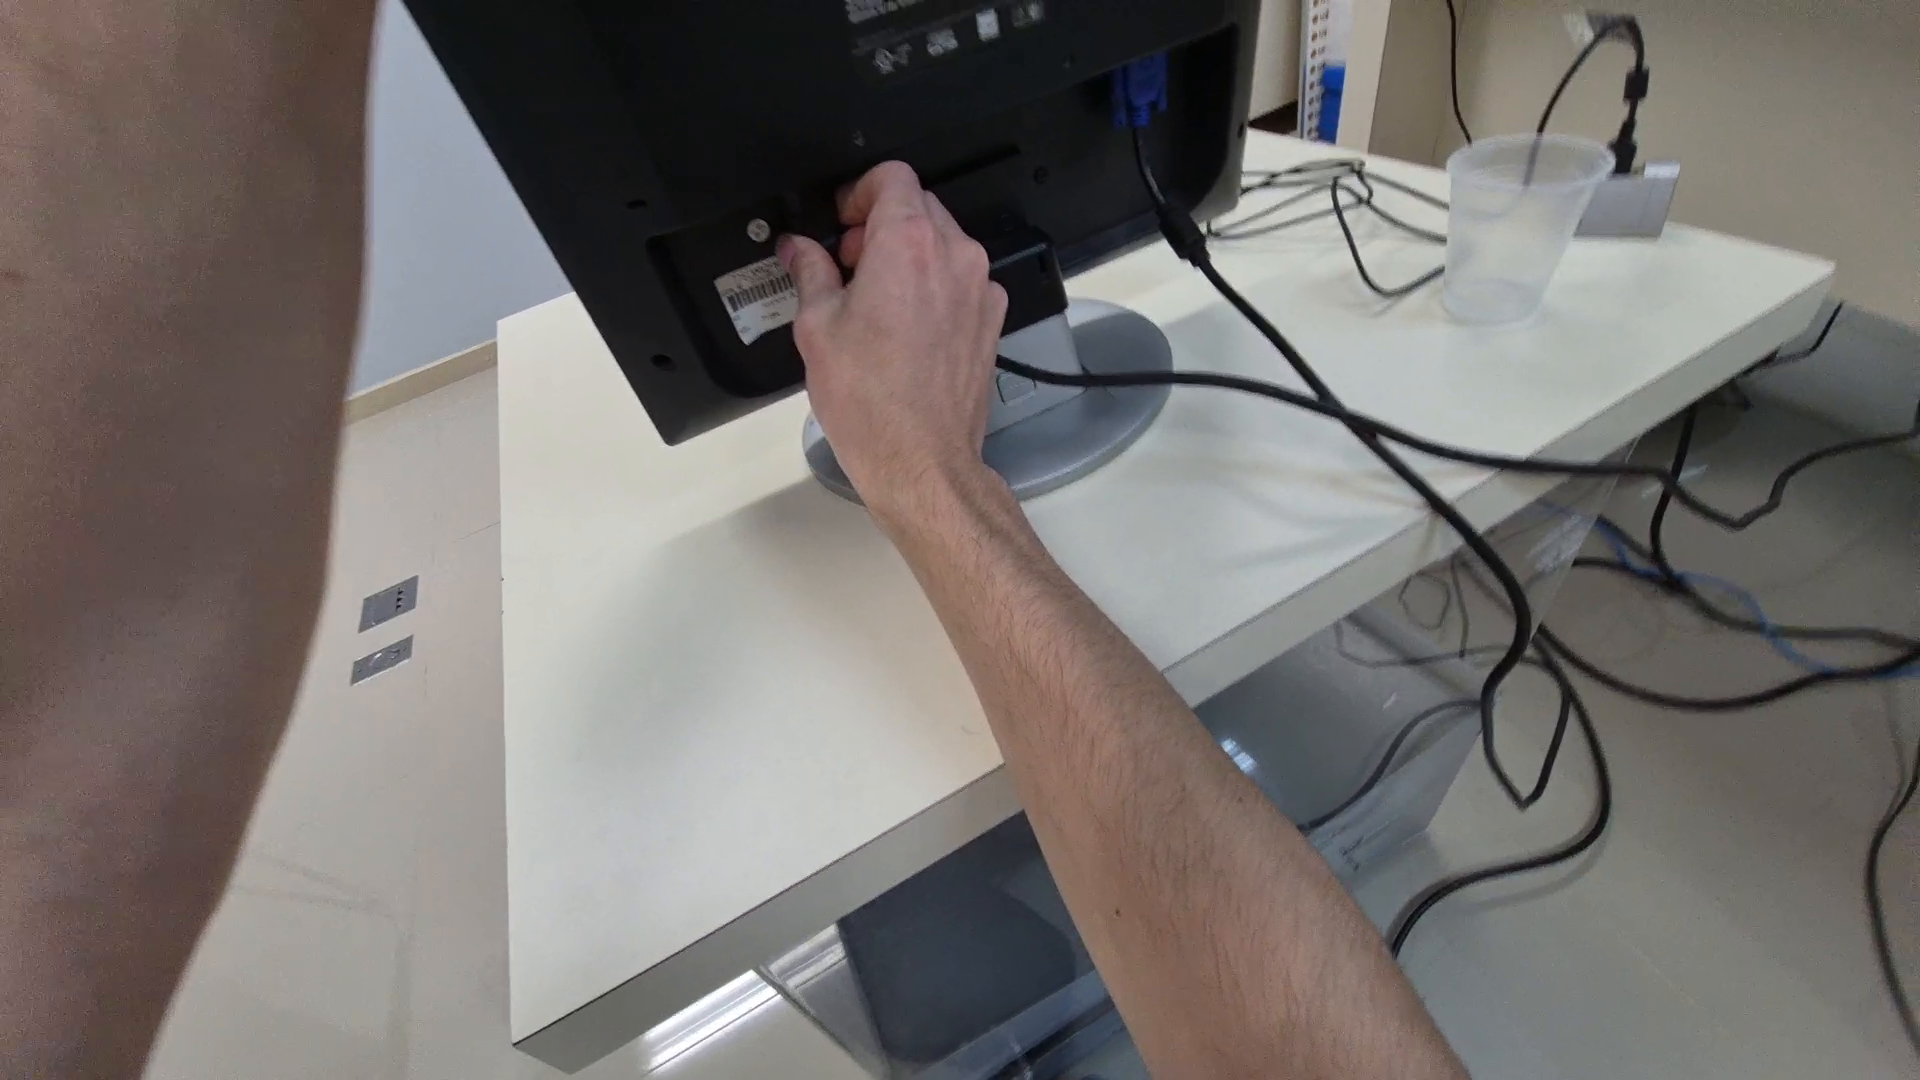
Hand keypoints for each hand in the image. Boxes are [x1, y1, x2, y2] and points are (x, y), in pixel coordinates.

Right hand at [778, 162, 1008, 521]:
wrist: (922, 462)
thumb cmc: (874, 407)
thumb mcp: (818, 330)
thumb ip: (810, 273)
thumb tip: (801, 251)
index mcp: (909, 246)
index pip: (892, 176)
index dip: (859, 191)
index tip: (842, 220)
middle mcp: (955, 260)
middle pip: (919, 208)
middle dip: (879, 225)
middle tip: (848, 264)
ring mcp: (980, 293)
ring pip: (944, 246)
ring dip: (908, 257)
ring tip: (874, 301)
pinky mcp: (991, 324)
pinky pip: (962, 284)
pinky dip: (934, 289)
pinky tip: (906, 328)